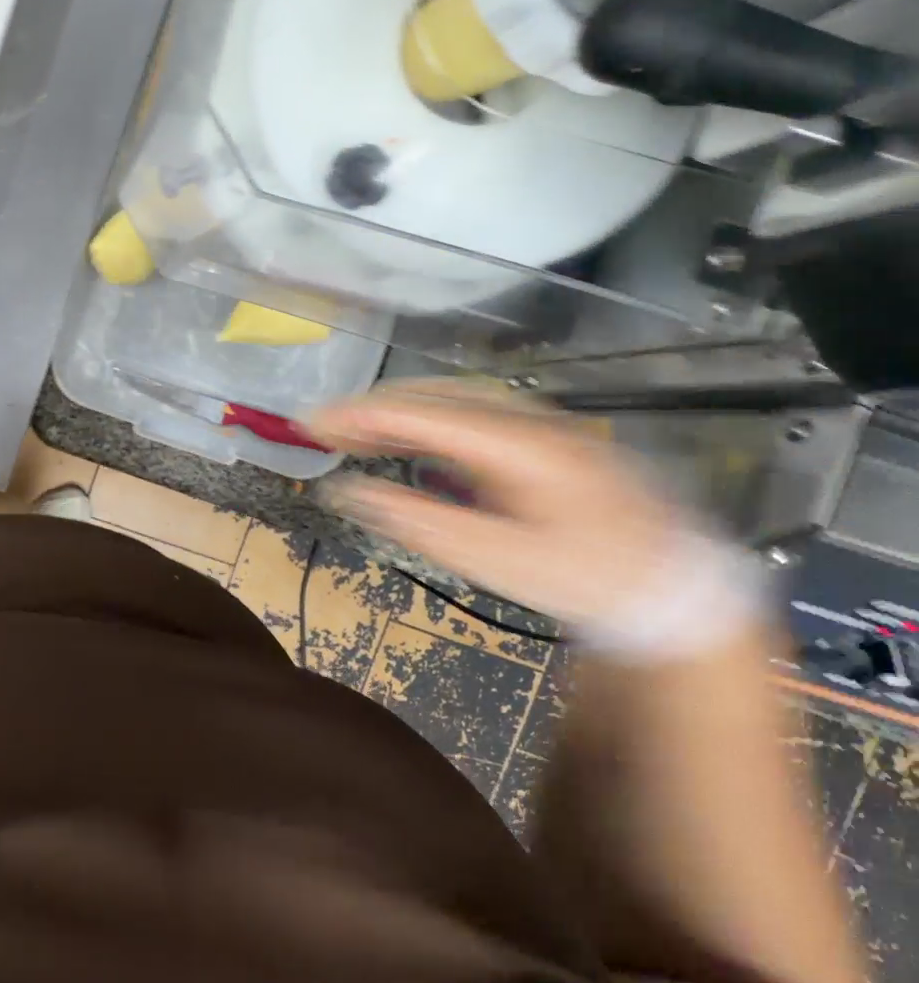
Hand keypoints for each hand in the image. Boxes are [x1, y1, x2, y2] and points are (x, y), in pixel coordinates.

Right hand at [309, 380, 703, 633]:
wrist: (674, 588)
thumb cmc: (583, 578)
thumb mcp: (496, 560)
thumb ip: (418, 521)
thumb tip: (348, 490)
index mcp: (518, 445)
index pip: (421, 413)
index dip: (358, 414)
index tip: (308, 423)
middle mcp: (529, 421)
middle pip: (435, 394)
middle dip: (370, 406)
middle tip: (320, 428)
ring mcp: (541, 426)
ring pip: (453, 398)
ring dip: (396, 411)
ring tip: (351, 433)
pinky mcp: (544, 441)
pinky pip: (473, 413)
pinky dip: (427, 420)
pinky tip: (406, 440)